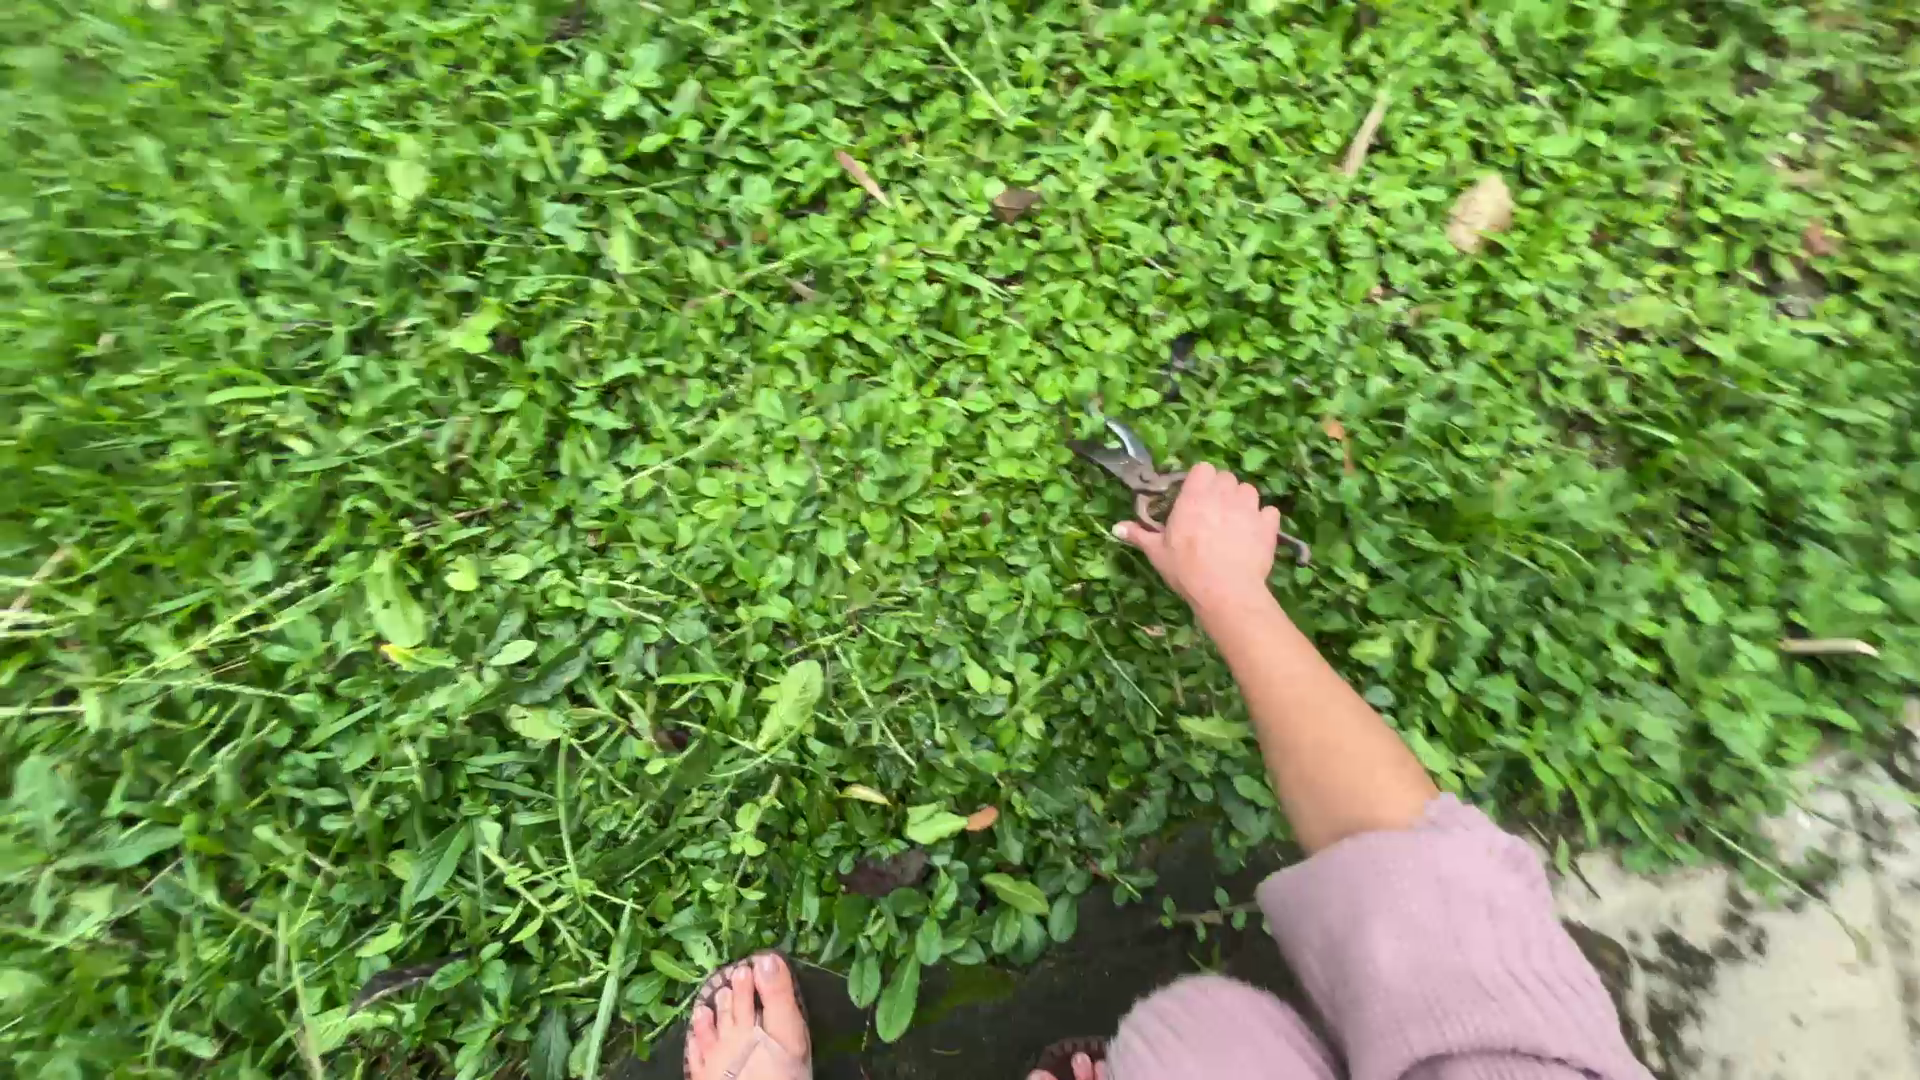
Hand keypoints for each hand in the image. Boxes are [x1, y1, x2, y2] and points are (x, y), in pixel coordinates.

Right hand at [1113, 463, 1280, 620]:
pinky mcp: (1268, 525)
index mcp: (1194, 497)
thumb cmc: (1186, 569)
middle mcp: (1223, 495)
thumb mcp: (1157, 552)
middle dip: (1220, 489)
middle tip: (1211, 510)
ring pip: (1249, 490)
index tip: (1194, 495)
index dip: (1200, 480)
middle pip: (1226, 477)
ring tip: (1233, 520)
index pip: (1203, 469)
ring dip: (1241, 500)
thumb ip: (1139, 535)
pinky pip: (1268, 512)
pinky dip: (1262, 519)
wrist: (1226, 591)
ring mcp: (1249, 509)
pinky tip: (1253, 533)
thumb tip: (1116, 528)